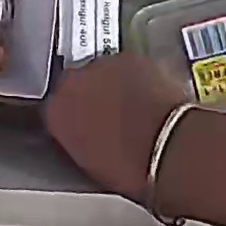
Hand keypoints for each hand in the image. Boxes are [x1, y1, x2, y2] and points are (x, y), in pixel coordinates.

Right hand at [43, 53, 190, 198]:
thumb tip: (86, 137)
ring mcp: (99, 67)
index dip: (72, 117)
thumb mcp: (92, 164)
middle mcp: (70, 84)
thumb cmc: (133, 167)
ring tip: (132, 105)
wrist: (171, 149)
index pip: (54, 109)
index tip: (84, 125)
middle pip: (74, 84)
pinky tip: (149, 95)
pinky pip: (127, 65)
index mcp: (56, 114)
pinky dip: (135, 77)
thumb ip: (78, 141)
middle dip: (88, 95)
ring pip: (100, 71)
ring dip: (111, 84)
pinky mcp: (128, 58)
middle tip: (109, 114)